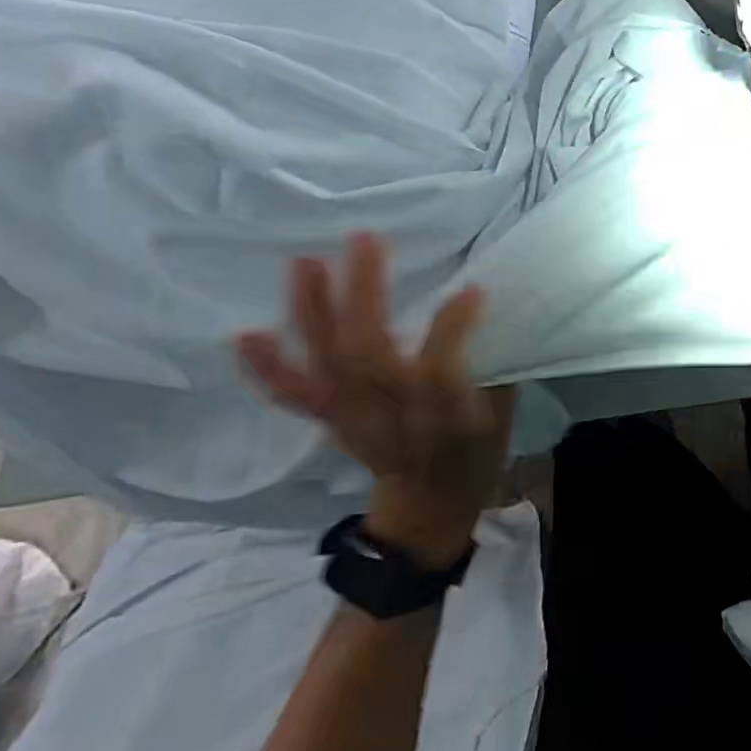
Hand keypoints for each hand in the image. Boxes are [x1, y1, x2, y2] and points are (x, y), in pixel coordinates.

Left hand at [237, 233, 514, 567]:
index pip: (441, 371)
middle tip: (366, 241)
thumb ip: (491, 366)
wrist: (428, 510)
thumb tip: (484, 307)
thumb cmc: (475, 456)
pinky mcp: (332, 421)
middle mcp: (394, 419)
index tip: (472, 289)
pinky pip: (296, 394)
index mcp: (447, 421)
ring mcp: (355, 421)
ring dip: (312, 311)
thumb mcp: (502, 416)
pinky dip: (268, 366)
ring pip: (327, 365)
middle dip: (363, 295)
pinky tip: (247, 333)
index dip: (452, 327)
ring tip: (306, 262)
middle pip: (367, 356)